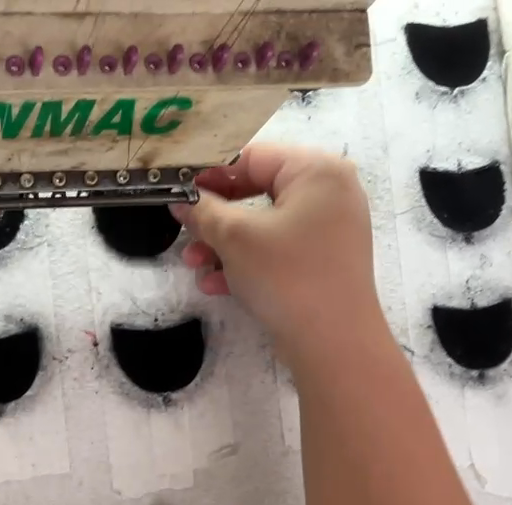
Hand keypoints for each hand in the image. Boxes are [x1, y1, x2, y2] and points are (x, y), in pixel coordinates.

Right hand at [172, 144, 379, 351]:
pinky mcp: (322, 261)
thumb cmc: (287, 276)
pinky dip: (246, 262)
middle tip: (184, 233)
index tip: (178, 191)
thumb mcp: (236, 238)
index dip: (210, 173)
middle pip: (258, 191)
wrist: (333, 342)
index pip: (253, 156)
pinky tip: (216, 284)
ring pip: (264, 226)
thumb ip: (204, 212)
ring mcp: (329, 229)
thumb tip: (181, 200)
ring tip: (195, 265)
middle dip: (215, 217)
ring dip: (224, 245)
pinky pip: (277, 250)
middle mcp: (329, 192)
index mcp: (317, 171)